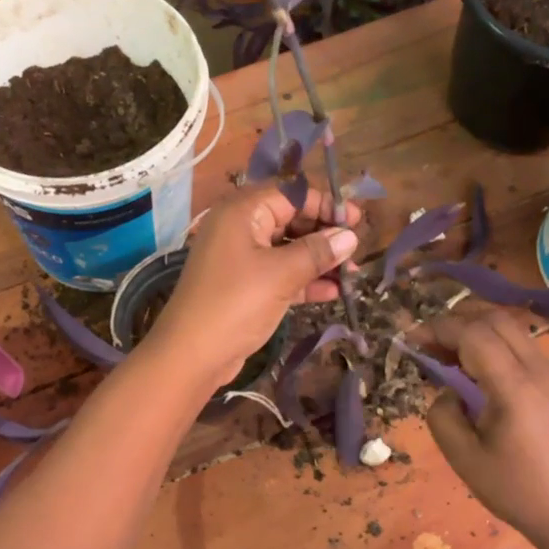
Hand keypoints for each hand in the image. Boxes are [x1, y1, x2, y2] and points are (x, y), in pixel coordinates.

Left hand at [144, 184, 361, 388]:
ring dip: (318, 259)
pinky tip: (332, 292)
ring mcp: (239, 257)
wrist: (191, 354)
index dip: (324, 204)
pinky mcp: (243, 284)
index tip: (357, 221)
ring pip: (286, 248)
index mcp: (241, 212)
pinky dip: (303, 280)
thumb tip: (350, 236)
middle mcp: (238, 227)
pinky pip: (279, 272)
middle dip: (323, 233)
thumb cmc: (235, 304)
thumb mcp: (281, 275)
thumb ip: (317, 252)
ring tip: (351, 275)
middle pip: (289, 218)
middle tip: (356, 249)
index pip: (290, 193)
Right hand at [423, 309, 548, 542]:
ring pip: (512, 329)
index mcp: (515, 387)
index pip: (472, 334)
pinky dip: (494, 344)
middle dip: (456, 322)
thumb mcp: (464, 458)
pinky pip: (523, 346)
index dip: (437, 330)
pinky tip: (476, 371)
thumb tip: (448, 393)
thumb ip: (443, 415)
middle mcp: (538, 370)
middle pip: (495, 319)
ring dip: (476, 330)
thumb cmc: (518, 490)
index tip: (410, 341)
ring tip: (449, 355)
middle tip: (428, 344)